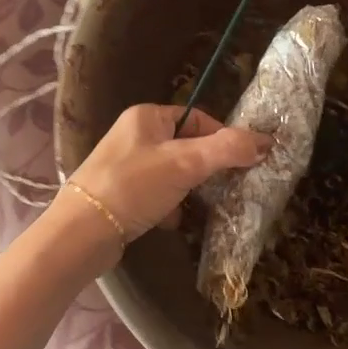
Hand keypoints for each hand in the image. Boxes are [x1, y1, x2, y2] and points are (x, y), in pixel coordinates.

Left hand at [67, 105, 268, 240]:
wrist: (83, 232)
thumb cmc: (134, 186)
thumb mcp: (184, 164)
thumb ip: (226, 150)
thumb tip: (264, 141)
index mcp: (146, 116)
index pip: (196, 118)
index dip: (221, 138)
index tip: (241, 163)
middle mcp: (134, 135)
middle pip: (186, 146)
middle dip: (205, 168)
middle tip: (224, 188)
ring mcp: (126, 165)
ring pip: (173, 173)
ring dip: (187, 190)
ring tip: (199, 206)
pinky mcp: (122, 193)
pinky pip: (157, 194)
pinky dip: (169, 207)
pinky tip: (172, 222)